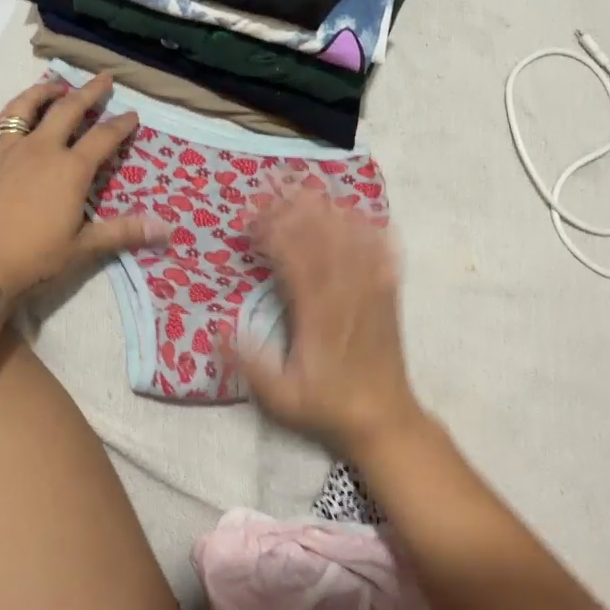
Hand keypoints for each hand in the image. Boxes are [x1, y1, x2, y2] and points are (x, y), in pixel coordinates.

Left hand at [0, 74, 165, 301]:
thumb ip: (123, 232)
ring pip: (26, 108)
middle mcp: (41, 149)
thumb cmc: (33, 258)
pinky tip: (10, 114)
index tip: (133, 113)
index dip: (121, 124)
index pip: (103, 137)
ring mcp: (7, 151)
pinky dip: (5, 114)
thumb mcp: (83, 247)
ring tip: (56, 85)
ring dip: (44, 92)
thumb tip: (167, 232)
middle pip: (68, 110)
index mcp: (71, 169)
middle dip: (89, 92)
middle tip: (103, 78)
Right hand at [230, 188, 420, 456]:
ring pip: (352, 242)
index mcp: (318, 317)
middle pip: (323, 241)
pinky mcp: (388, 298)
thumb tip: (220, 328)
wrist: (385, 422)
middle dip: (298, 210)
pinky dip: (372, 231)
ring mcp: (372, 295)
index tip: (254, 218)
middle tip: (276, 187)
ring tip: (309, 188)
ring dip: (330, 212)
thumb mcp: (280, 397)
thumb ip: (251, 362)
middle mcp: (347, 298)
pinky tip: (363, 213)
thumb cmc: (327, 408)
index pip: (296, 262)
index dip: (276, 234)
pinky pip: (382, 256)